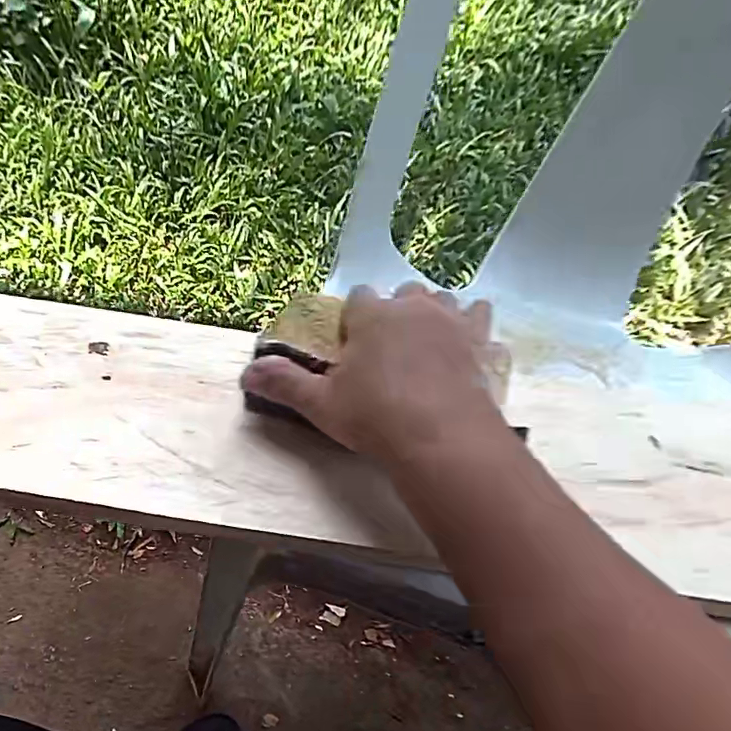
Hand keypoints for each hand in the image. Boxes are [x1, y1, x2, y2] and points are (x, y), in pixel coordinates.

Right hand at [240, 283, 507, 459]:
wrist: (442, 437)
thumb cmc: (376, 418)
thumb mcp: (323, 405)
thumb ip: (286, 384)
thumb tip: (247, 372)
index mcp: (372, 314)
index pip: (359, 299)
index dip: (356, 320)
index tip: (356, 344)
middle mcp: (414, 308)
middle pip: (405, 294)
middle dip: (398, 313)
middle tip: (393, 349)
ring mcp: (453, 322)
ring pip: (445, 301)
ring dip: (437, 314)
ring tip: (431, 342)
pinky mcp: (482, 344)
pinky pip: (483, 322)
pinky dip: (478, 330)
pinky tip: (475, 346)